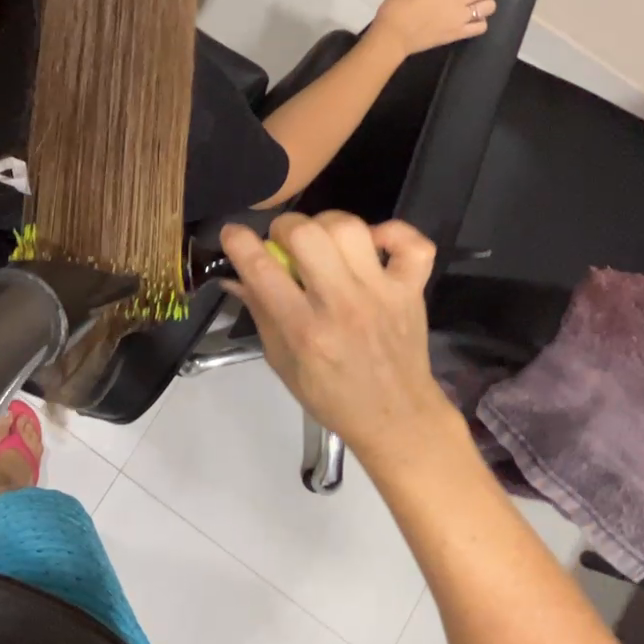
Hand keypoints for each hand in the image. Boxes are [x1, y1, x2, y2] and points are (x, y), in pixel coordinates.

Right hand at [221, 213, 454, 463]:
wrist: (397, 418)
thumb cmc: (330, 394)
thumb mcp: (280, 360)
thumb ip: (260, 312)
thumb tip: (234, 275)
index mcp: (303, 329)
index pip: (261, 269)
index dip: (237, 241)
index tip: (232, 234)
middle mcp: (341, 305)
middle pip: (306, 234)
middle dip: (283, 227)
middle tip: (283, 244)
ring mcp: (381, 293)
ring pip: (350, 228)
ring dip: (325, 225)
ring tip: (322, 243)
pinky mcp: (412, 290)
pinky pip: (410, 242)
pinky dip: (391, 233)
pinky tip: (372, 245)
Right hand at [370, 0, 496, 57]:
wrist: (391, 39)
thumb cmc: (393, 13)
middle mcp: (457, 0)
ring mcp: (460, 18)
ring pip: (489, 6)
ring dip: (483, 4)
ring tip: (472, 6)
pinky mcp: (458, 34)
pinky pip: (480, 27)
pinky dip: (479, 23)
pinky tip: (470, 21)